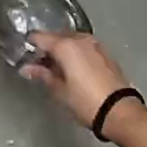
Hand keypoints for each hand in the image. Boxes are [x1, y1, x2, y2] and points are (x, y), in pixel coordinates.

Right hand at [21, 31, 140, 134]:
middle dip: (46, 48)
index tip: (25, 58)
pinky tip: (74, 69)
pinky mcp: (104, 51)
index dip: (30, 46)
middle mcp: (79, 38)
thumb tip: (27, 68)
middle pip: (56, 36)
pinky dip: (75, 53)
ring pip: (70, 40)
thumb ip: (42, 75)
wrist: (120, 111)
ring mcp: (94, 43)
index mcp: (65, 45)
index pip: (39, 37)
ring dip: (62, 50)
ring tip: (58, 70)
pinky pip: (83, 46)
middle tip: (40, 67)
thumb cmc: (85, 102)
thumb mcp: (60, 91)